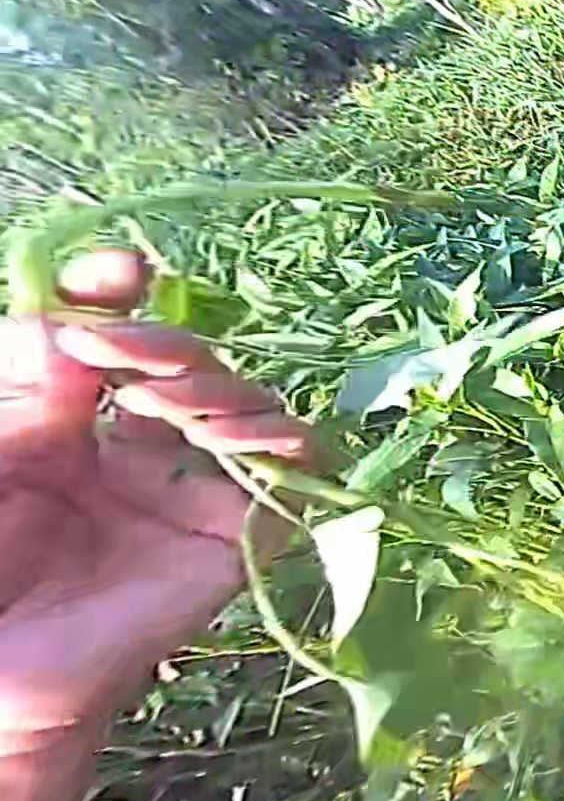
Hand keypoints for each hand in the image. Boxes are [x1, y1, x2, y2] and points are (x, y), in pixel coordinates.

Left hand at [0, 250, 309, 800]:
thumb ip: (17, 400)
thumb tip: (65, 325)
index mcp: (62, 432)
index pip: (112, 353)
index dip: (119, 304)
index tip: (115, 272)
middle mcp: (141, 449)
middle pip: (194, 370)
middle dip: (165, 346)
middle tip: (112, 347)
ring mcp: (202, 487)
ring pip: (254, 409)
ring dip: (218, 391)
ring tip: (165, 406)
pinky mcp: (252, 528)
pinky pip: (299, 473)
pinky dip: (286, 444)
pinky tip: (241, 439)